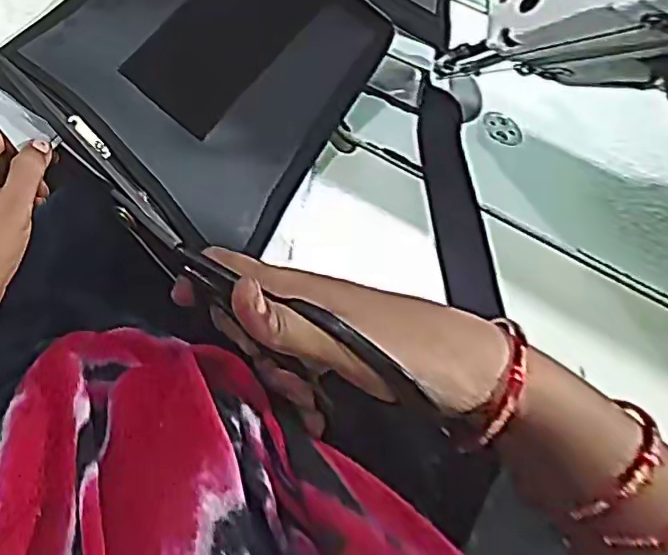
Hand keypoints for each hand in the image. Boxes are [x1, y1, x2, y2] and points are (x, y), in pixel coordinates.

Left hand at [0, 128, 50, 326]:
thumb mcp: (14, 205)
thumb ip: (29, 169)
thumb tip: (39, 146)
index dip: (22, 139)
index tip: (43, 153)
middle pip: (1, 152)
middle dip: (25, 164)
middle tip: (39, 182)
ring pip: (3, 175)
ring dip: (23, 184)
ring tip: (32, 202)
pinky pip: (1, 195)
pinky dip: (17, 201)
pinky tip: (24, 215)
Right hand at [173, 249, 510, 425]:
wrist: (483, 378)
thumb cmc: (423, 350)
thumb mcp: (345, 340)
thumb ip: (284, 320)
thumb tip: (234, 292)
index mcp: (292, 285)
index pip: (223, 265)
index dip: (196, 278)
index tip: (184, 303)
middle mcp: (297, 300)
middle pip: (236, 311)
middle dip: (242, 343)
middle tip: (271, 368)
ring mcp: (313, 325)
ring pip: (263, 342)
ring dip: (272, 372)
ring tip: (303, 393)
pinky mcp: (329, 350)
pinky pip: (290, 362)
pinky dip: (293, 384)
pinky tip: (314, 402)